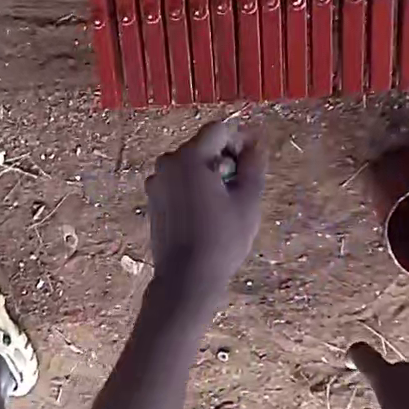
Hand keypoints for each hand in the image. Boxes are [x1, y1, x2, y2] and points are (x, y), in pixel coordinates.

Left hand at [144, 120, 266, 304]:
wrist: (186, 278)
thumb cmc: (221, 239)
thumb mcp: (247, 200)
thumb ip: (254, 165)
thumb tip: (256, 142)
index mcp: (189, 158)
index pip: (218, 130)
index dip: (240, 139)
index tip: (253, 161)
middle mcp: (167, 163)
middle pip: (202, 145)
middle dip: (225, 157)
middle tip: (242, 185)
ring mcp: (156, 181)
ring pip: (190, 163)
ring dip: (210, 172)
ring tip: (225, 202)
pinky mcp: (153, 198)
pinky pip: (178, 180)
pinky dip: (194, 186)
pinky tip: (206, 212)